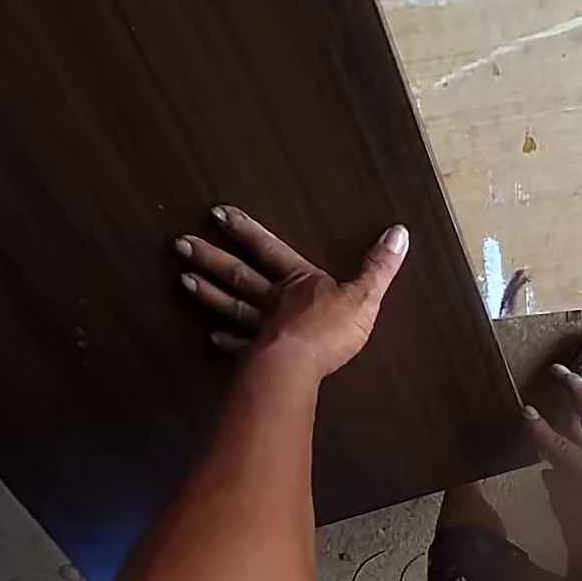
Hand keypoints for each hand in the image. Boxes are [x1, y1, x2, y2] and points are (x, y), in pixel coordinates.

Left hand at [175, 205, 407, 378]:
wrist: (303, 366)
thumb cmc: (330, 331)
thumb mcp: (364, 295)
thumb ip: (379, 267)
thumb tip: (399, 233)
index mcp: (298, 282)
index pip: (268, 247)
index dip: (245, 230)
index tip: (218, 214)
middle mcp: (273, 301)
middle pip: (238, 274)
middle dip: (211, 257)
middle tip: (181, 244)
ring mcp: (262, 329)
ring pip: (232, 305)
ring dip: (208, 293)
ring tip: (185, 279)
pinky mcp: (259, 356)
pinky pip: (240, 346)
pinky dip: (226, 342)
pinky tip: (211, 337)